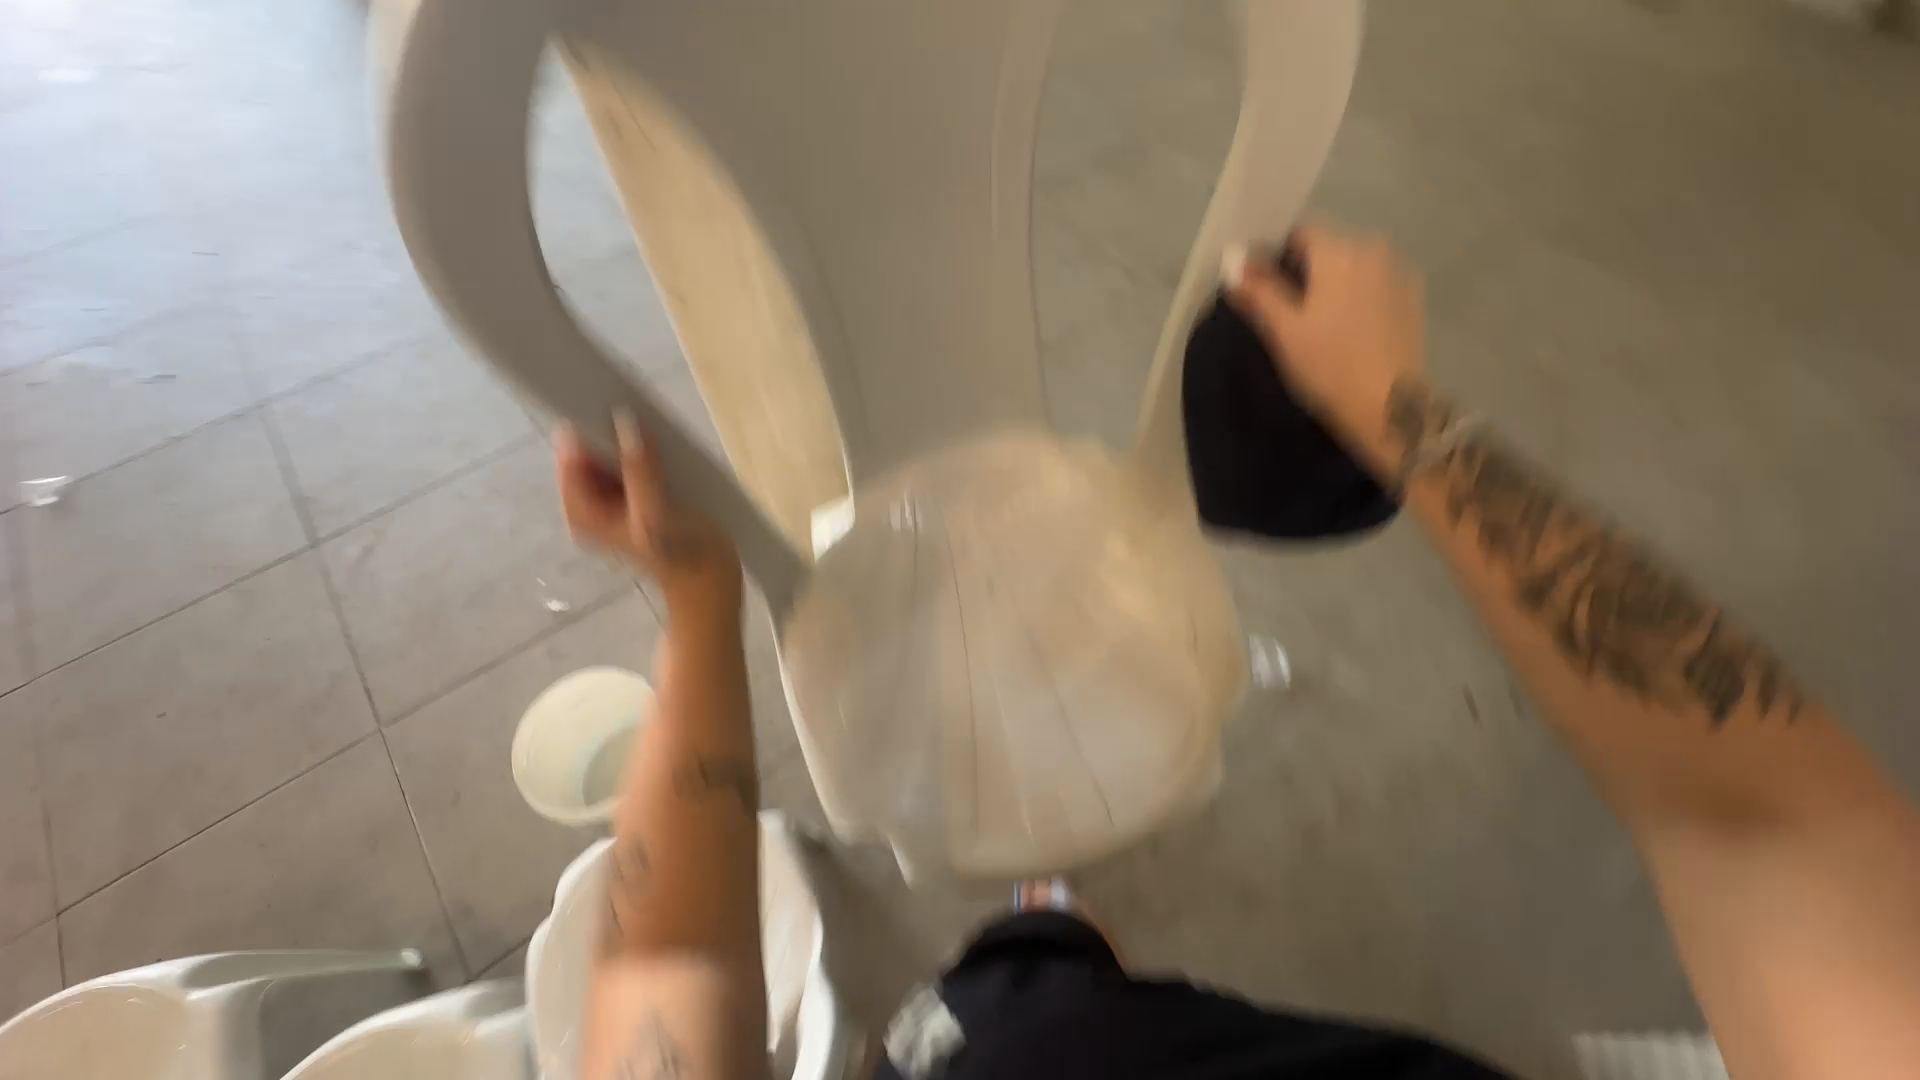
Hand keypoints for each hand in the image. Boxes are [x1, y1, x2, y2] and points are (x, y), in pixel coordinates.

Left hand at [554, 412, 741, 611]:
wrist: (711, 585)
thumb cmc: (682, 555)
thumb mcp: (657, 514)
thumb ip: (639, 470)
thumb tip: (625, 422)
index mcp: (583, 513)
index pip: (569, 456)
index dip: (586, 429)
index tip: (610, 406)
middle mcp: (591, 506)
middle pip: (590, 454)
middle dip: (612, 436)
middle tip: (642, 419)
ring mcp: (614, 505)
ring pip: (613, 459)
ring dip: (632, 445)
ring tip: (657, 435)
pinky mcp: (637, 502)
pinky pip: (631, 468)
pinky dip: (644, 456)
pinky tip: (665, 451)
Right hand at [1224, 224, 1425, 448]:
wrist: (1388, 405)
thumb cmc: (1328, 366)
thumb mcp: (1284, 331)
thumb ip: (1258, 290)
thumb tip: (1234, 259)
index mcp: (1339, 251)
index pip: (1300, 230)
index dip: (1273, 250)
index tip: (1257, 280)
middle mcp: (1373, 248)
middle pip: (1327, 246)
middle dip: (1302, 268)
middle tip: (1281, 308)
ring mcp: (1397, 271)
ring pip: (1350, 265)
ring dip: (1329, 282)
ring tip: (1314, 321)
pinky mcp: (1411, 296)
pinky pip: (1372, 282)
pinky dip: (1354, 294)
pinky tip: (1344, 328)